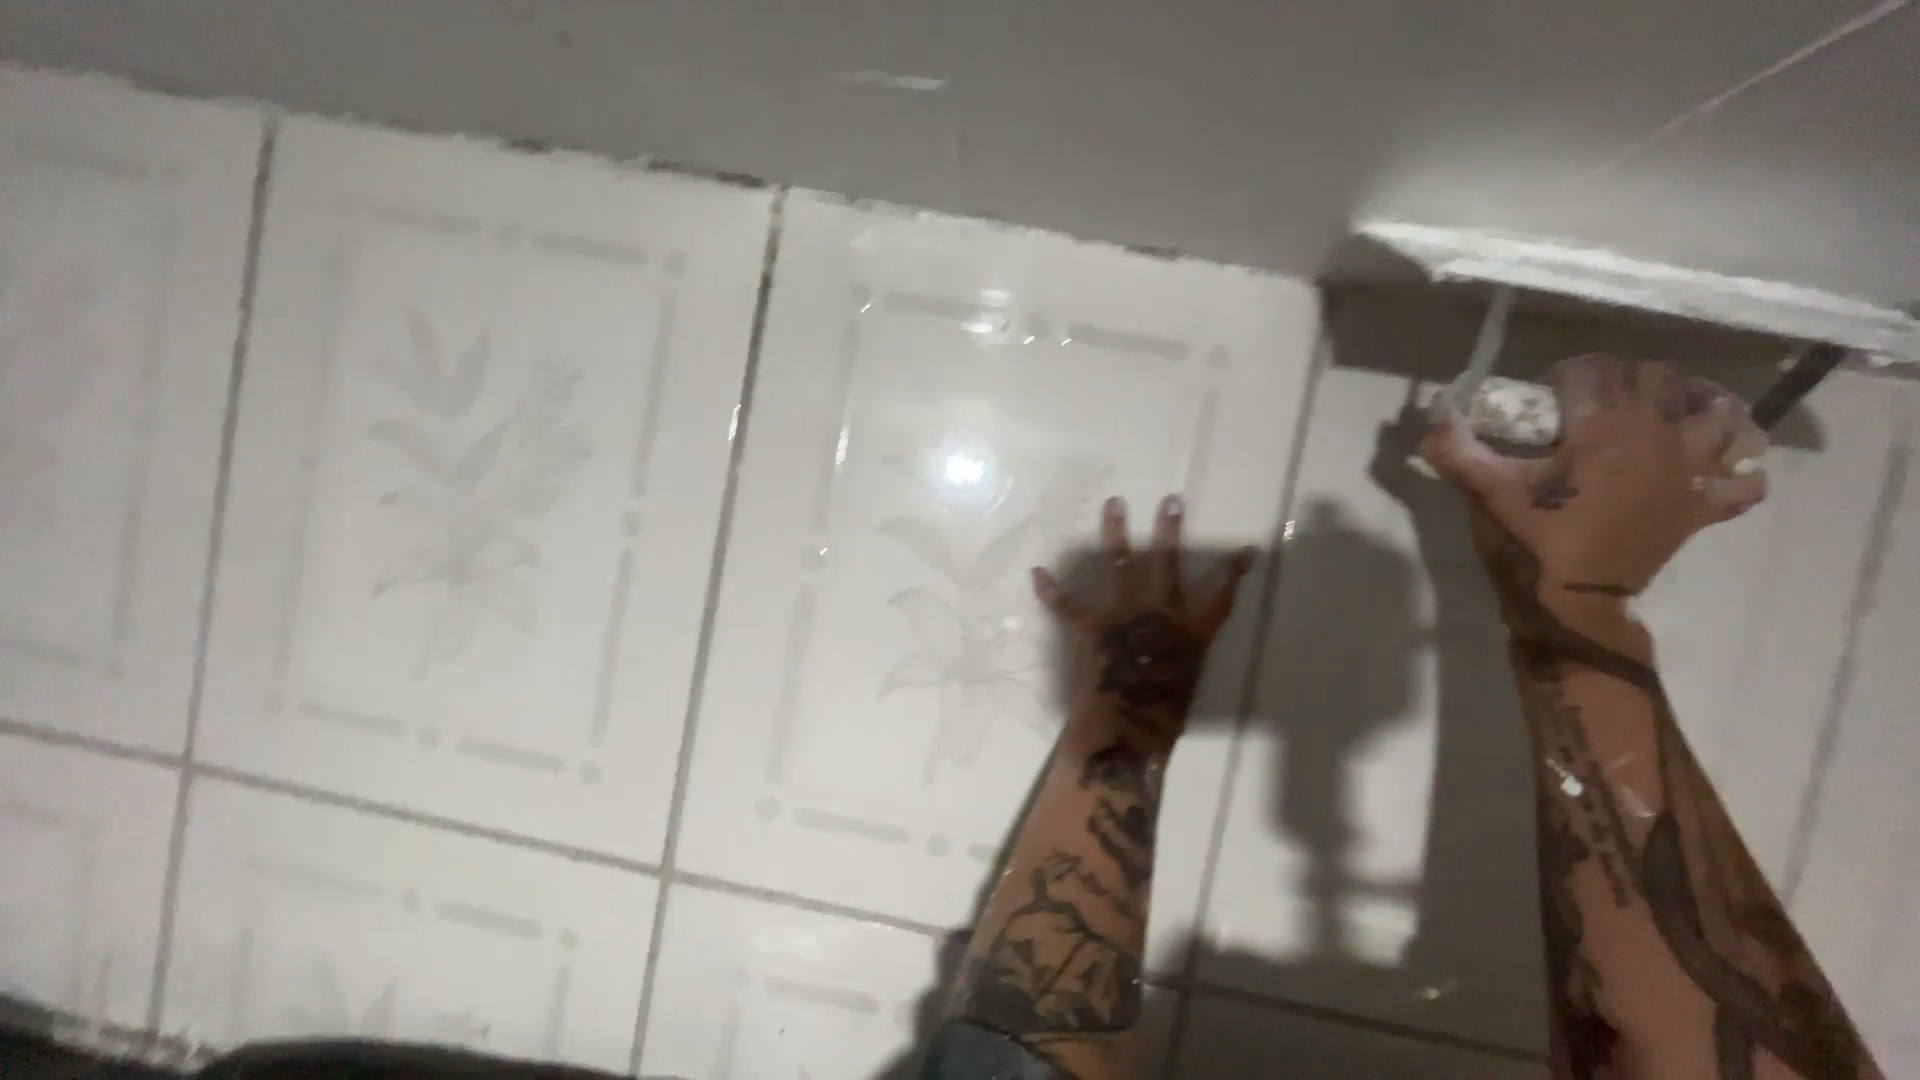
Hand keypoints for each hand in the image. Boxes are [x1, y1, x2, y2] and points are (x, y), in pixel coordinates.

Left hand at [1032, 495, 1257, 759]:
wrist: (1123, 732)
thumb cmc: (1161, 718)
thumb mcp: (1186, 683)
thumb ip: (1180, 657)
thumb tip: (1170, 653)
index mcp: (1190, 631)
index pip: (1220, 594)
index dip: (1233, 571)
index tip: (1246, 548)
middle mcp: (1159, 614)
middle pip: (1167, 562)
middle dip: (1169, 529)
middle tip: (1169, 500)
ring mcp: (1122, 615)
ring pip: (1120, 564)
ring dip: (1116, 532)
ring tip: (1114, 504)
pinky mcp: (1089, 626)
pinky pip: (1066, 604)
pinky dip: (1050, 590)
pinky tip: (1037, 572)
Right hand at [1422, 355, 1767, 613]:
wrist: (1574, 603)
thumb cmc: (1531, 541)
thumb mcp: (1487, 492)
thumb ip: (1456, 449)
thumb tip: (1431, 409)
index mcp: (1606, 427)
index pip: (1592, 370)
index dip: (1564, 374)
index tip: (1545, 393)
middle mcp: (1660, 435)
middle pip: (1657, 377)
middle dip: (1622, 380)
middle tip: (1592, 403)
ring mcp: (1692, 470)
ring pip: (1719, 412)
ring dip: (1693, 405)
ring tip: (1663, 413)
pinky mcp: (1705, 506)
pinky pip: (1746, 479)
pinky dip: (1734, 468)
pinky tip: (1706, 467)